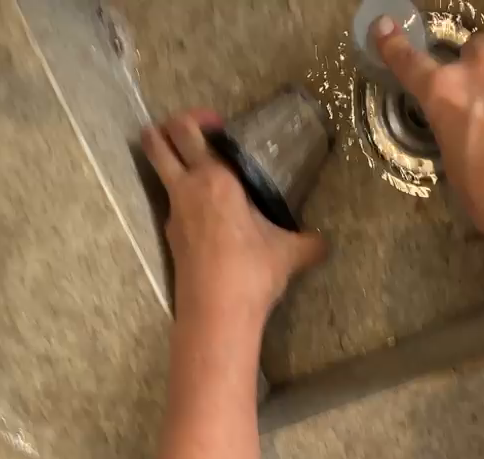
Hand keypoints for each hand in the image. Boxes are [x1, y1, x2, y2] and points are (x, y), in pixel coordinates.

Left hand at [142, 109, 327, 327]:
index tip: (220, 127)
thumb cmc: (252, 273)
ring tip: (197, 171)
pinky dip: (183, 200)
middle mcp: (187, 189)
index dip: (201, 119)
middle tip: (193, 136)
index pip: (191, 130)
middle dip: (166, 129)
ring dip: (168, 161)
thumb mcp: (289, 255)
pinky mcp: (172, 239)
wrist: (217, 314)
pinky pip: (173, 205)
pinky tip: (207, 217)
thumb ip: (309, 243)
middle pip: (157, 141)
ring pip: (158, 171)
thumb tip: (326, 244)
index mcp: (215, 179)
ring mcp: (174, 214)